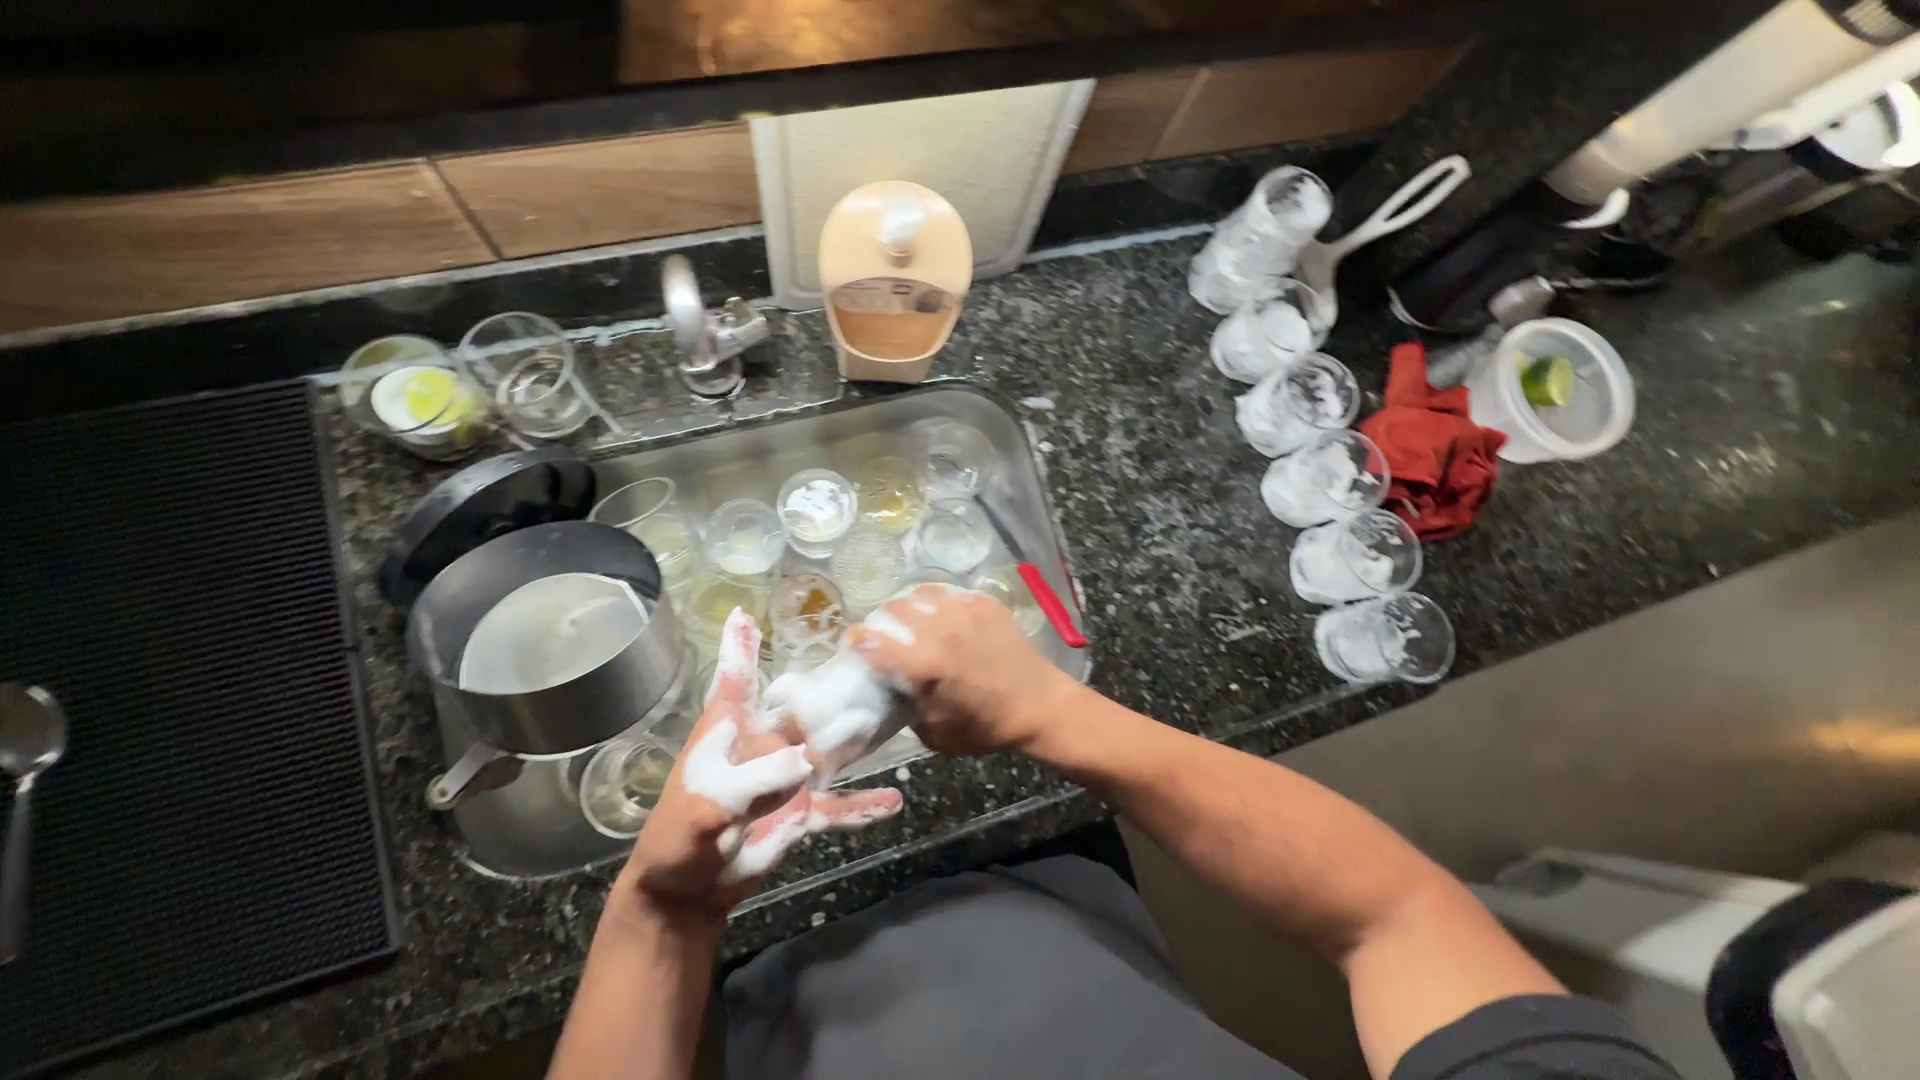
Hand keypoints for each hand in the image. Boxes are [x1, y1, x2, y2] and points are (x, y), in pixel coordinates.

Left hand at [613, 609, 903, 928]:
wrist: (687, 893)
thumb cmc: (680, 839)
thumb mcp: (710, 806)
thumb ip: (756, 781)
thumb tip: (807, 761)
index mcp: (726, 733)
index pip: (734, 680)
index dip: (738, 646)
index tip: (741, 613)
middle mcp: (759, 748)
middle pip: (797, 711)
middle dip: (824, 693)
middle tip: (863, 668)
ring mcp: (783, 781)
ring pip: (824, 752)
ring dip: (851, 741)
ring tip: (887, 722)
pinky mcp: (798, 813)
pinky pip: (837, 805)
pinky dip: (863, 804)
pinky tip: (893, 800)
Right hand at [848, 585, 1081, 756]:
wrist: (1040, 706)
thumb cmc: (986, 728)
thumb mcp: (935, 734)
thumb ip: (907, 706)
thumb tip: (895, 688)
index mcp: (924, 664)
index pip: (872, 641)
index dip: (857, 641)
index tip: (855, 646)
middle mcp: (941, 630)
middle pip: (893, 609)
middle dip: (883, 621)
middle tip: (886, 635)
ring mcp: (965, 611)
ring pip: (921, 593)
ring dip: (911, 607)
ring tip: (914, 621)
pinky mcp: (986, 604)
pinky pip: (950, 593)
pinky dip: (940, 604)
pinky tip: (944, 618)